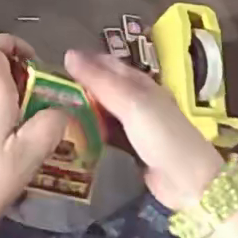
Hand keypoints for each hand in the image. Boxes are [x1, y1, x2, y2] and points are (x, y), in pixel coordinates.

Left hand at [0, 34, 68, 227]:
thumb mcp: (27, 155)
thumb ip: (50, 126)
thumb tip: (62, 110)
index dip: (13, 43)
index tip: (35, 62)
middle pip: (1, 71)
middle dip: (28, 80)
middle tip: (51, 104)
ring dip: (22, 104)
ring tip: (42, 131)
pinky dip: (11, 122)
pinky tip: (22, 149)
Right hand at [66, 49, 224, 210]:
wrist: (188, 182)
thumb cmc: (161, 135)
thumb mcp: (131, 103)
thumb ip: (100, 81)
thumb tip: (68, 55)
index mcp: (140, 82)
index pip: (107, 63)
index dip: (84, 60)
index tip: (54, 65)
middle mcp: (137, 98)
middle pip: (104, 85)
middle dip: (79, 84)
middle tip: (49, 89)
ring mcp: (134, 123)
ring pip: (102, 108)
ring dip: (82, 106)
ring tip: (54, 108)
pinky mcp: (131, 145)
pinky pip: (105, 130)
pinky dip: (89, 128)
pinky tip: (72, 132)